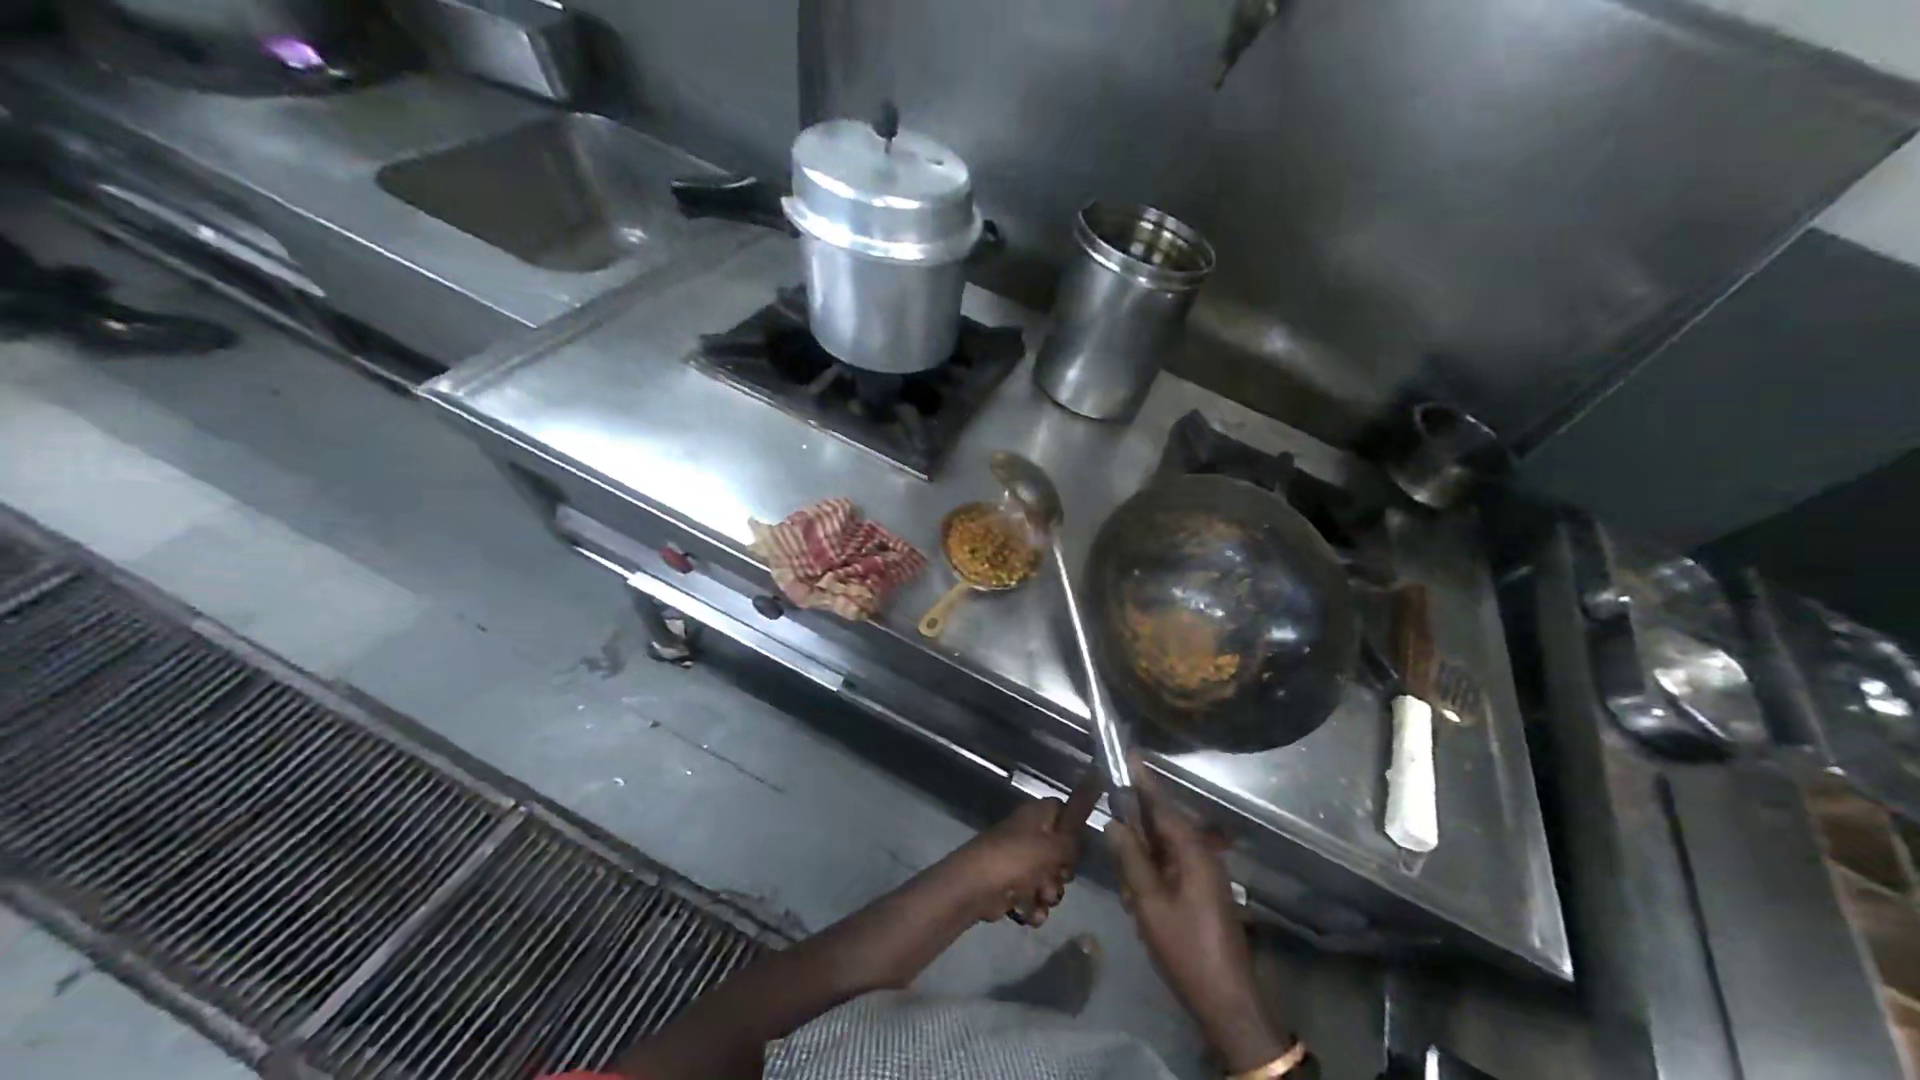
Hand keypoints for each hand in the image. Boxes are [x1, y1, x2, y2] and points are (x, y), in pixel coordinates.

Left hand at [946, 797, 1081, 925]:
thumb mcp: (1052, 846)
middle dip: (1063, 871)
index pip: (1064, 811)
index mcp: (1037, 816)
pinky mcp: (1013, 886)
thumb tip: (1080, 836)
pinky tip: (1029, 912)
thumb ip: (1073, 841)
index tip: (1077, 845)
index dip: (1074, 828)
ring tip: (1040, 897)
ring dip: (1049, 893)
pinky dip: (1035, 907)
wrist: (975, 887)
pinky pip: (1035, 898)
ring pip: (1050, 879)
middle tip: (1057, 875)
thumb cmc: (1015, 858)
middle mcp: (1029, 835)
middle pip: (1061, 852)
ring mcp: (1020, 862)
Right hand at [1107, 761, 1286, 1072]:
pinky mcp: (1202, 893)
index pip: (1162, 804)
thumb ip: (1130, 858)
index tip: (1127, 754)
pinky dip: (1150, 878)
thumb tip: (1114, 822)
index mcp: (1192, 851)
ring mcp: (1204, 875)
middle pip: (1161, 826)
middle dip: (1133, 833)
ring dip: (1140, 862)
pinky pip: (1170, 869)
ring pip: (1162, 850)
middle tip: (1113, 848)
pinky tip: (1138, 902)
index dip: (1142, 779)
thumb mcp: (1148, 902)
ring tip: (1128, 894)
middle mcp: (1202, 855)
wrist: (1225, 999)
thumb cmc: (1185, 947)